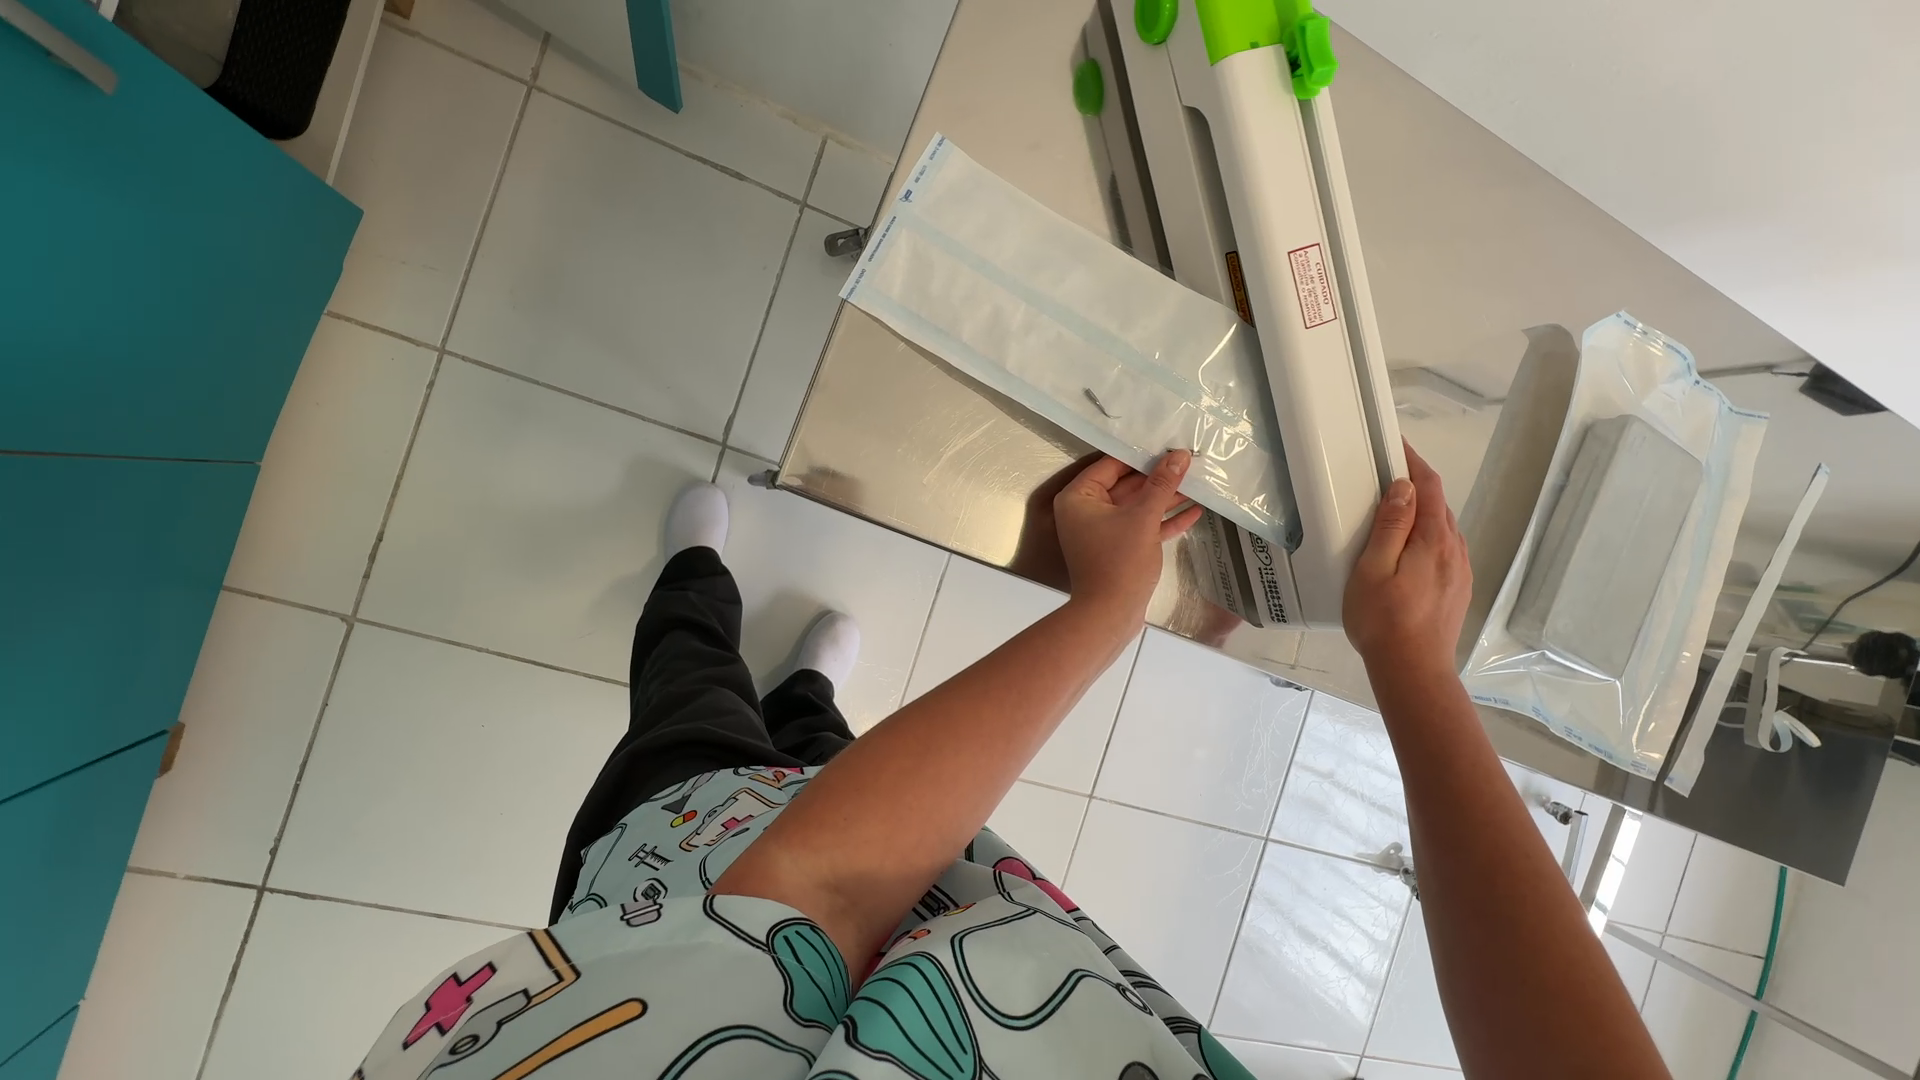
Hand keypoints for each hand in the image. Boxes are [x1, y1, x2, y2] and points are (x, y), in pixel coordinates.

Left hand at [1053, 451, 1203, 622]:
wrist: (1111, 614)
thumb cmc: (1119, 562)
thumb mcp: (1143, 517)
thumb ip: (1161, 485)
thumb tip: (1179, 456)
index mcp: (1079, 498)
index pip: (1111, 465)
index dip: (1140, 455)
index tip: (1168, 445)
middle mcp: (1086, 511)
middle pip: (1126, 485)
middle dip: (1158, 477)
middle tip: (1187, 461)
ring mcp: (1102, 531)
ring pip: (1137, 507)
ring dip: (1166, 498)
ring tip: (1198, 483)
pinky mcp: (1119, 548)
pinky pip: (1142, 526)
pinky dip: (1164, 520)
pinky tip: (1193, 511)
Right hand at [1344, 442, 1471, 675]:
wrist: (1413, 669)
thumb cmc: (1382, 618)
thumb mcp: (1373, 569)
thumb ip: (1390, 527)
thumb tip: (1405, 488)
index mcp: (1433, 540)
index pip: (1429, 487)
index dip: (1415, 462)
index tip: (1396, 445)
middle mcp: (1455, 550)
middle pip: (1439, 506)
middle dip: (1417, 486)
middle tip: (1386, 476)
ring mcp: (1460, 572)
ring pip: (1444, 529)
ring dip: (1423, 512)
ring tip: (1395, 510)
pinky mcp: (1458, 589)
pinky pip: (1446, 550)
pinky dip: (1429, 535)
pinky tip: (1410, 548)